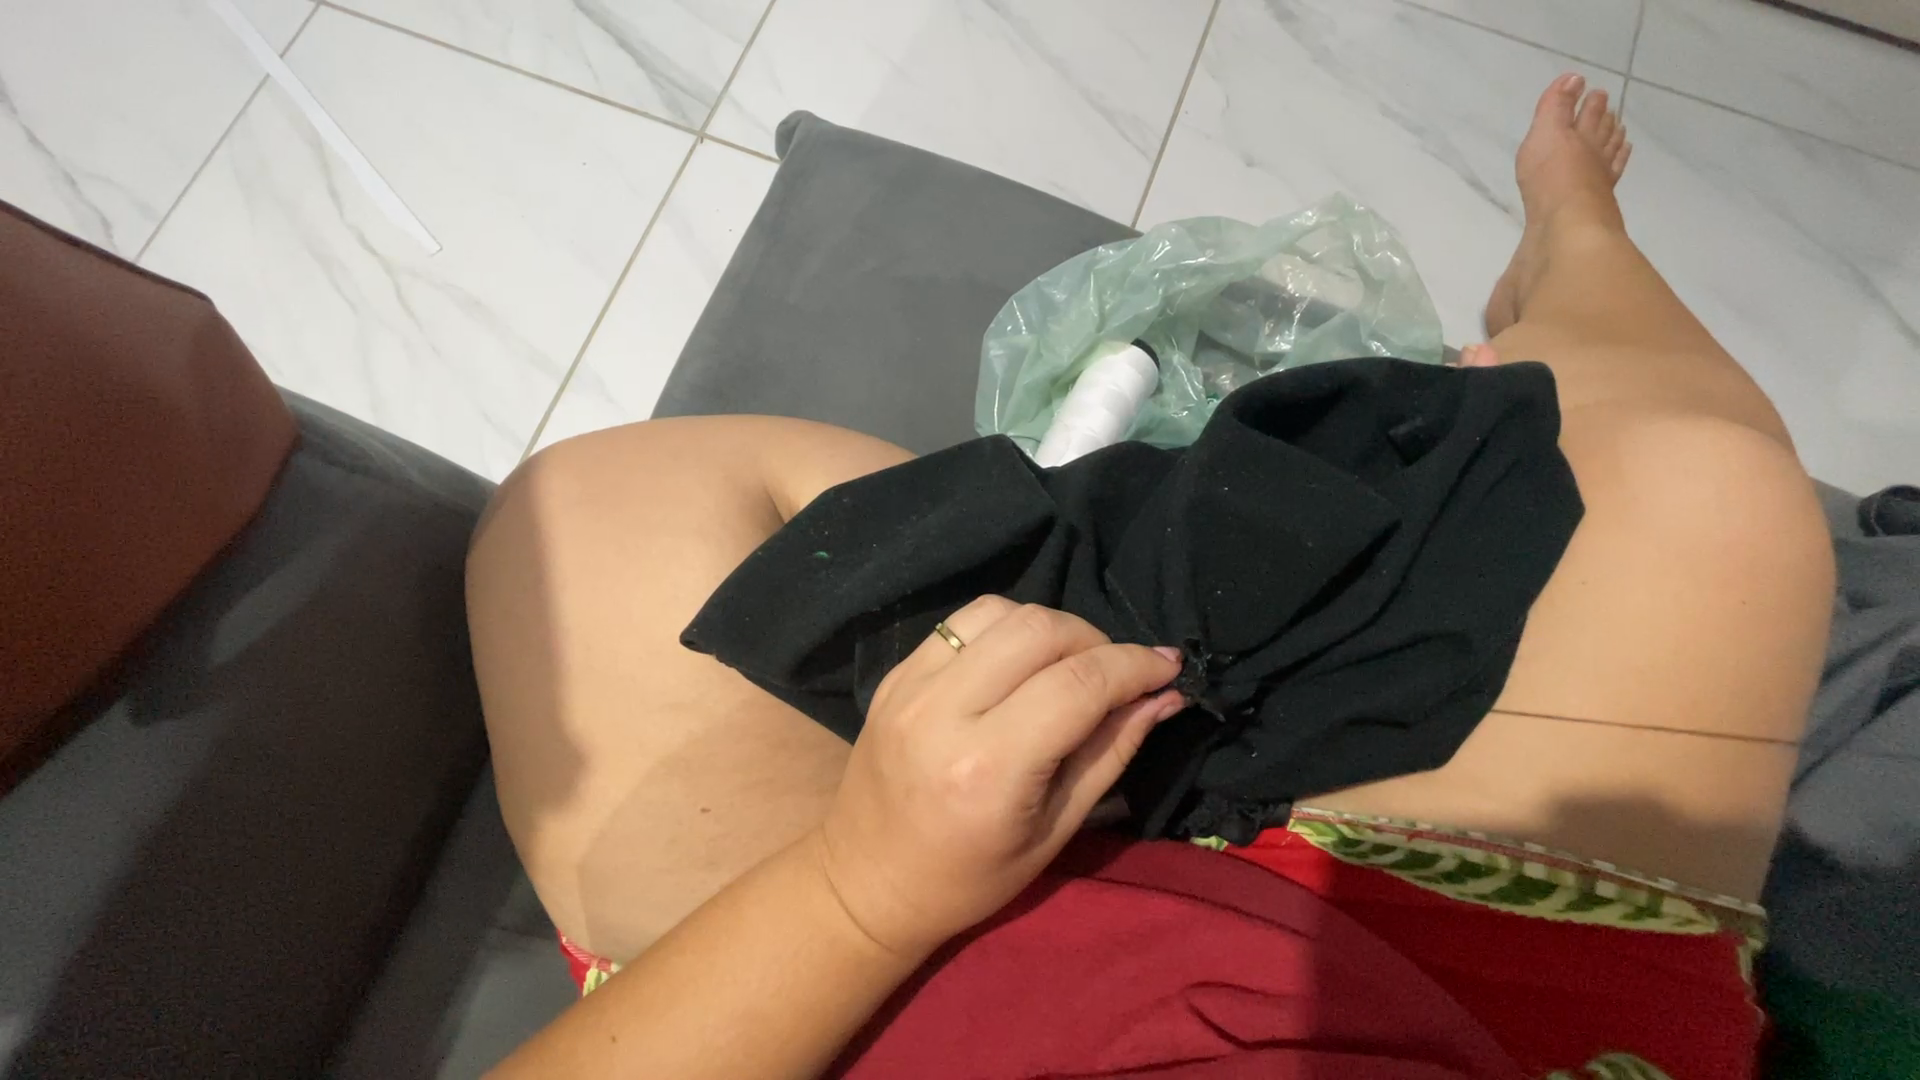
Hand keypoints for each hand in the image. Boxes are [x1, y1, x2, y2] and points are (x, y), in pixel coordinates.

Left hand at [810, 596, 1184, 957]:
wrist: (866, 880)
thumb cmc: (968, 878)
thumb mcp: (1055, 830)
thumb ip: (1111, 753)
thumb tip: (1165, 696)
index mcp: (987, 768)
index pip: (1077, 685)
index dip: (1135, 666)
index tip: (1169, 666)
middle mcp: (942, 712)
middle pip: (1037, 629)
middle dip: (1095, 639)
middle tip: (1116, 673)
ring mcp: (910, 686)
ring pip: (998, 610)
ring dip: (1049, 626)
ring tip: (1069, 664)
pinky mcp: (894, 675)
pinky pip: (961, 623)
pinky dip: (1005, 629)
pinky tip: (1019, 662)